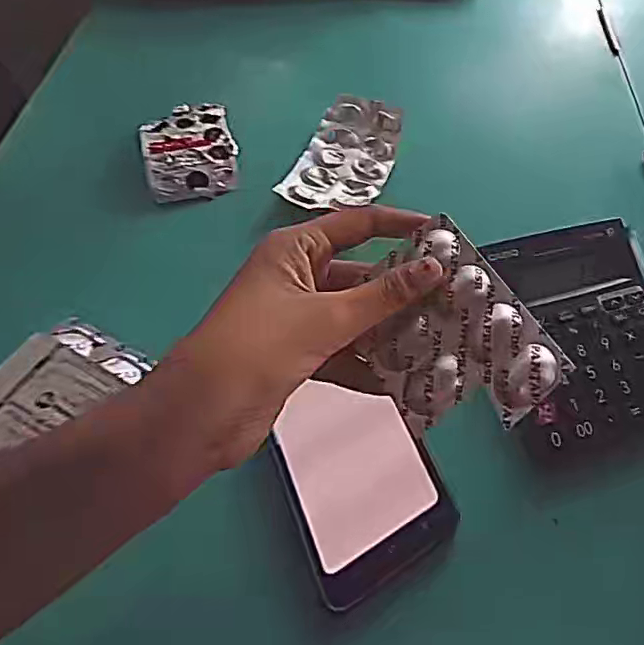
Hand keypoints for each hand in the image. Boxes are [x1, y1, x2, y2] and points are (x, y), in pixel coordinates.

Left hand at [151, 206, 445, 476]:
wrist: (198, 420)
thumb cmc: (256, 347)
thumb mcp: (327, 317)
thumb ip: (385, 295)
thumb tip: (432, 268)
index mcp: (295, 250)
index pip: (356, 224)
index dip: (397, 225)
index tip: (435, 233)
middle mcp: (299, 276)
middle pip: (361, 274)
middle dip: (400, 288)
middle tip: (445, 296)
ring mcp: (299, 317)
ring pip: (356, 314)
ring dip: (389, 328)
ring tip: (433, 337)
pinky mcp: (300, 353)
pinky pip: (346, 348)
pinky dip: (369, 361)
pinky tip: (401, 376)